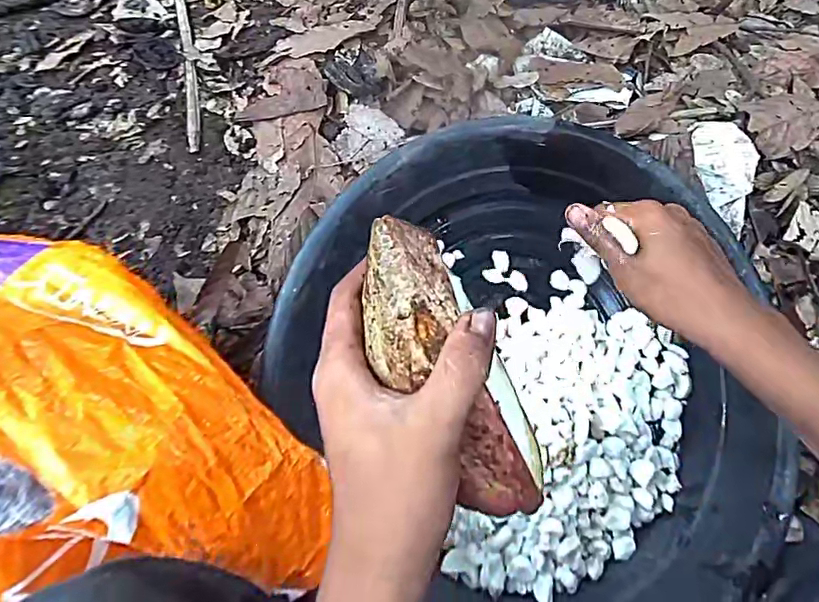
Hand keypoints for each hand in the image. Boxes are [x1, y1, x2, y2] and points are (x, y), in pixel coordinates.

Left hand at [313, 262, 494, 601]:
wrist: (385, 569)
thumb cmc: (395, 499)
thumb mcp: (434, 423)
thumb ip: (461, 366)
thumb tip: (481, 314)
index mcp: (337, 373)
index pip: (342, 301)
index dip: (365, 269)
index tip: (397, 249)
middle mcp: (341, 384)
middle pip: (365, 321)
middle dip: (398, 296)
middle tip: (437, 278)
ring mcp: (357, 407)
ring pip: (383, 350)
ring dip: (414, 330)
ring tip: (451, 314)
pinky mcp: (376, 426)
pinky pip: (396, 376)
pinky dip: (420, 360)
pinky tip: (452, 364)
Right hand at [565, 200, 761, 348]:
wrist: (727, 319)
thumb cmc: (678, 299)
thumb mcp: (625, 270)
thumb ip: (598, 238)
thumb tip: (575, 212)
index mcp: (649, 213)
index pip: (604, 211)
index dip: (594, 235)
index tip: (594, 255)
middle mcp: (670, 212)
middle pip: (628, 220)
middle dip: (620, 244)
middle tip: (622, 274)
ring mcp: (689, 225)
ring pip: (650, 232)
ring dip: (641, 251)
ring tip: (646, 281)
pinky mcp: (701, 241)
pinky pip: (670, 241)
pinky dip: (662, 256)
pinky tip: (666, 281)